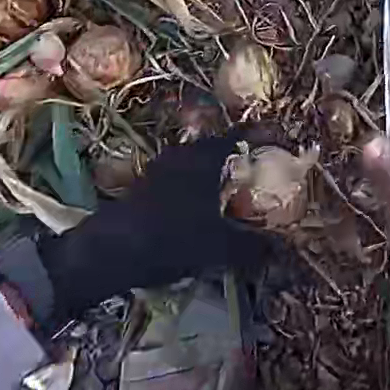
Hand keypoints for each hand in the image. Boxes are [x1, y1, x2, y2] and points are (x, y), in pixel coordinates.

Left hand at [26, 136, 267, 325]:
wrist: (106, 252)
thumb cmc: (168, 237)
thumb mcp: (218, 247)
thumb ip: (252, 248)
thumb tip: (284, 254)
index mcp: (205, 156)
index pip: (241, 135)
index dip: (264, 136)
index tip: (283, 143)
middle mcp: (184, 155)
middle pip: (221, 147)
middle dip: (243, 158)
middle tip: (265, 172)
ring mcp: (162, 169)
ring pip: (201, 163)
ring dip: (220, 174)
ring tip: (240, 193)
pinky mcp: (147, 187)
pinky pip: (185, 178)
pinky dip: (201, 188)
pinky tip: (207, 211)